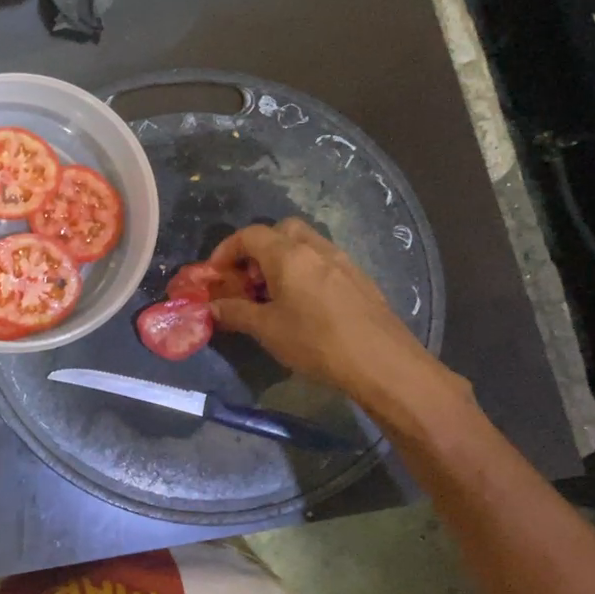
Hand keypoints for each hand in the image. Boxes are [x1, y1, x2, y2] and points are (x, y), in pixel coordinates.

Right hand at [206, 220, 463, 413]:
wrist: (383, 364)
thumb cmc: (316, 342)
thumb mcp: (266, 329)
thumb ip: (235, 312)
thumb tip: (211, 307)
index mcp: (289, 256)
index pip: (250, 235)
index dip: (226, 250)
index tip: (216, 275)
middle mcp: (317, 250)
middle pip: (282, 230)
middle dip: (258, 247)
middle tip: (247, 278)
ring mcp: (343, 262)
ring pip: (306, 244)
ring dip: (282, 259)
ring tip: (272, 293)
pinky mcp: (360, 280)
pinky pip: (324, 262)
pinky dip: (305, 271)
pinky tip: (303, 304)